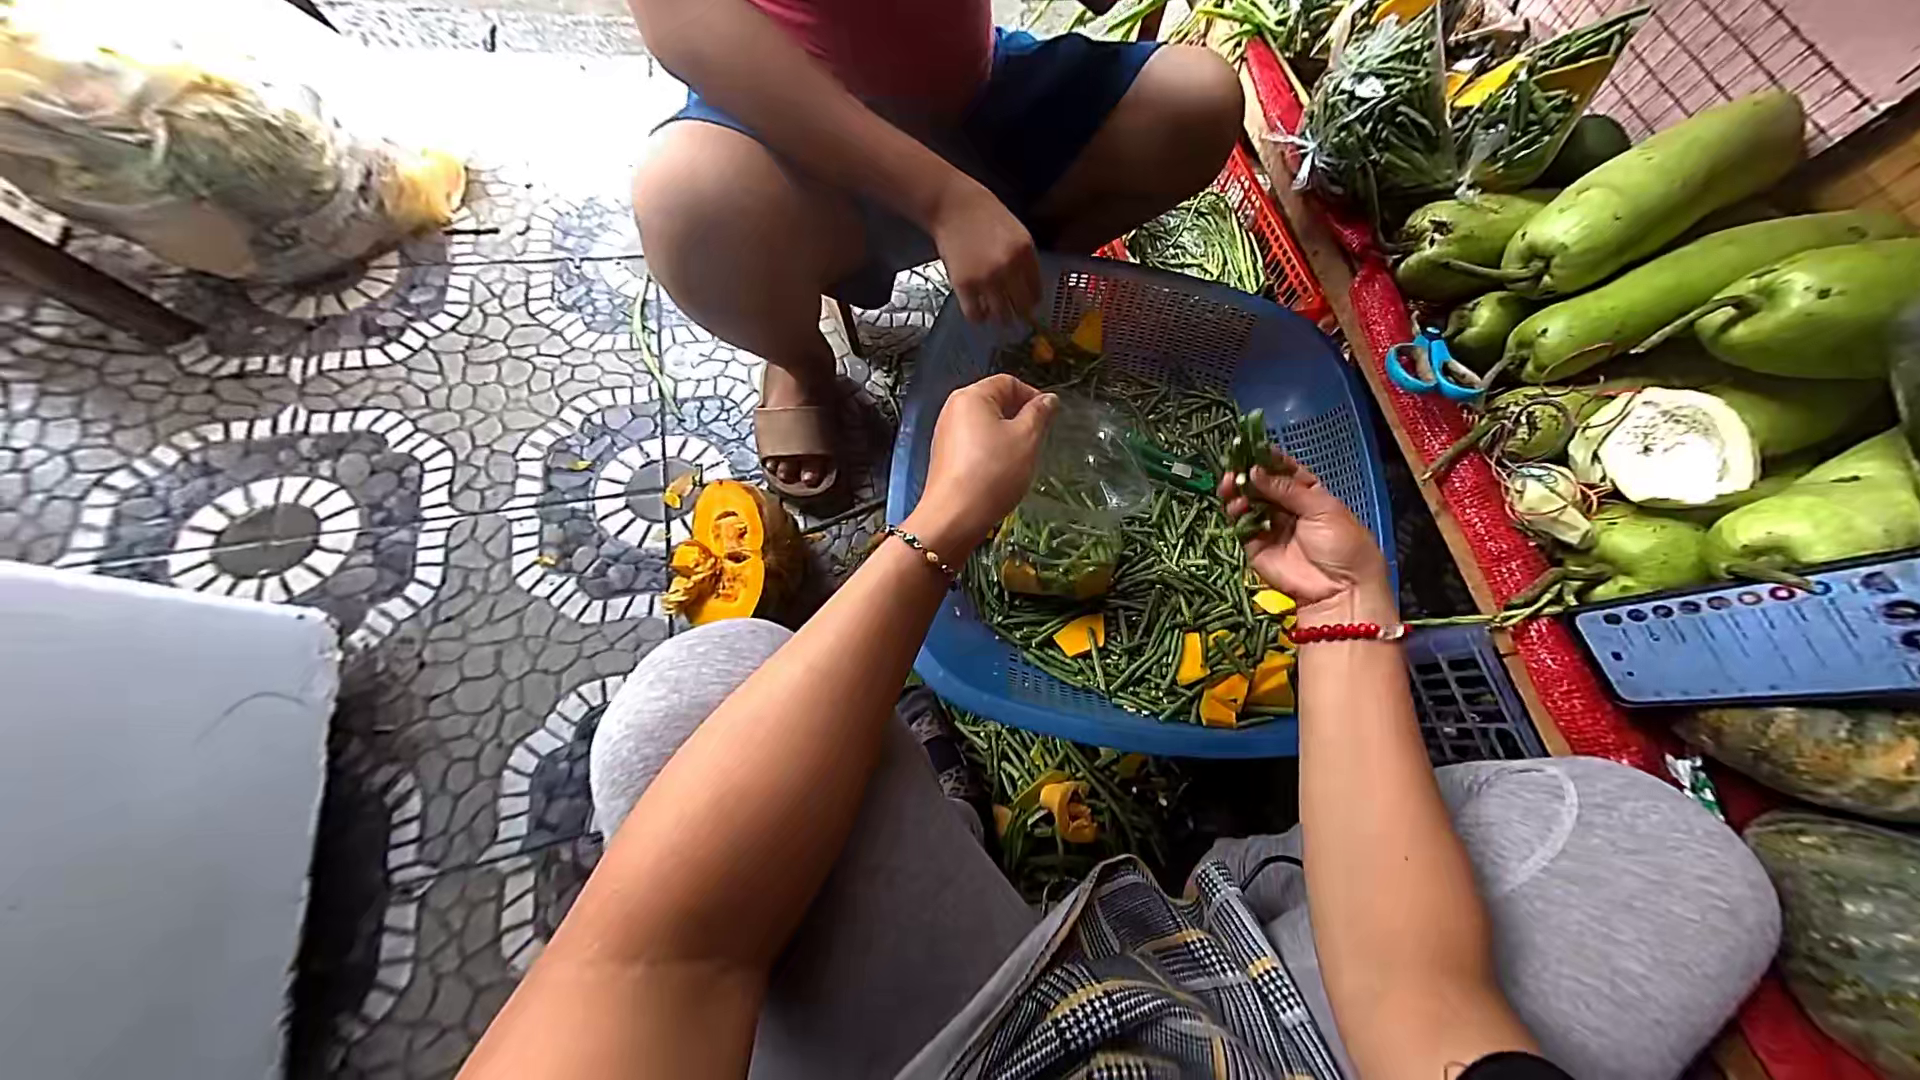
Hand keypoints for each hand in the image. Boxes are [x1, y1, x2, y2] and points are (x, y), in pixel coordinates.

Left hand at [907, 374, 1057, 556]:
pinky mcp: (945, 458)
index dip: (1033, 396)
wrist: (955, 517)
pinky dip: (991, 453)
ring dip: (1007, 438)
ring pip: (985, 426)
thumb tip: (1048, 400)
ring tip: (1019, 460)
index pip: (1009, 382)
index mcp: (971, 396)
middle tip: (1037, 440)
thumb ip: (1039, 414)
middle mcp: (953, 410)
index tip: (1049, 417)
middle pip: (995, 402)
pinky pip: (974, 445)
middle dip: (1020, 418)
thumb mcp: (1026, 439)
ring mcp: (946, 434)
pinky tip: (1001, 472)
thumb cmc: (992, 474)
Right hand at [926, 177, 1041, 324]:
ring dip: (998, 318)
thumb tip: (1029, 292)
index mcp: (1025, 253)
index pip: (1036, 293)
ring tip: (994, 314)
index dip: (1031, 303)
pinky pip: (975, 314)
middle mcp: (1008, 267)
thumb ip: (1025, 261)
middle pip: (1020, 308)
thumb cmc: (985, 217)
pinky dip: (978, 318)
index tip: (1026, 306)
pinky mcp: (964, 285)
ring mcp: (986, 278)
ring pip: (1000, 315)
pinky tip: (978, 312)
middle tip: (1011, 315)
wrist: (953, 206)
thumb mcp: (1016, 234)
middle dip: (1017, 314)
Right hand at [1220, 451, 1394, 625]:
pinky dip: (1236, 514)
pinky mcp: (1255, 545)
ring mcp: (1270, 527)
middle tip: (1233, 467)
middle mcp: (1287, 508)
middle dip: (1247, 475)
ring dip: (1237, 492)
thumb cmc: (1342, 544)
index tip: (1250, 448)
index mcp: (1309, 495)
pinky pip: (1242, 526)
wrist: (1338, 589)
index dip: (1268, 460)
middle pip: (1262, 486)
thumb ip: (1286, 490)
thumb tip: (1254, 471)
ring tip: (1230, 485)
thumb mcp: (1321, 508)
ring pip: (1248, 503)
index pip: (1285, 472)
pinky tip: (1235, 505)